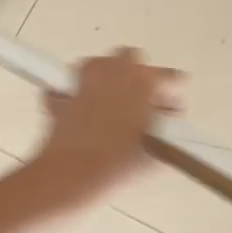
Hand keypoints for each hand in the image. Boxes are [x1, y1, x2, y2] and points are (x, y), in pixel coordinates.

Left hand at [27, 48, 185, 206]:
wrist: (72, 172)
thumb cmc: (118, 164)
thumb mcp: (157, 153)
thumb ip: (168, 133)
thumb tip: (167, 131)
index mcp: (146, 80)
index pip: (172, 79)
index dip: (171, 98)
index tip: (168, 116)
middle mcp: (116, 70)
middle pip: (132, 60)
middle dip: (137, 77)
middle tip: (137, 105)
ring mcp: (84, 79)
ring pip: (99, 64)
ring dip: (105, 78)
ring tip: (108, 103)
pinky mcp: (60, 94)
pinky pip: (68, 84)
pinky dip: (73, 92)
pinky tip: (77, 110)